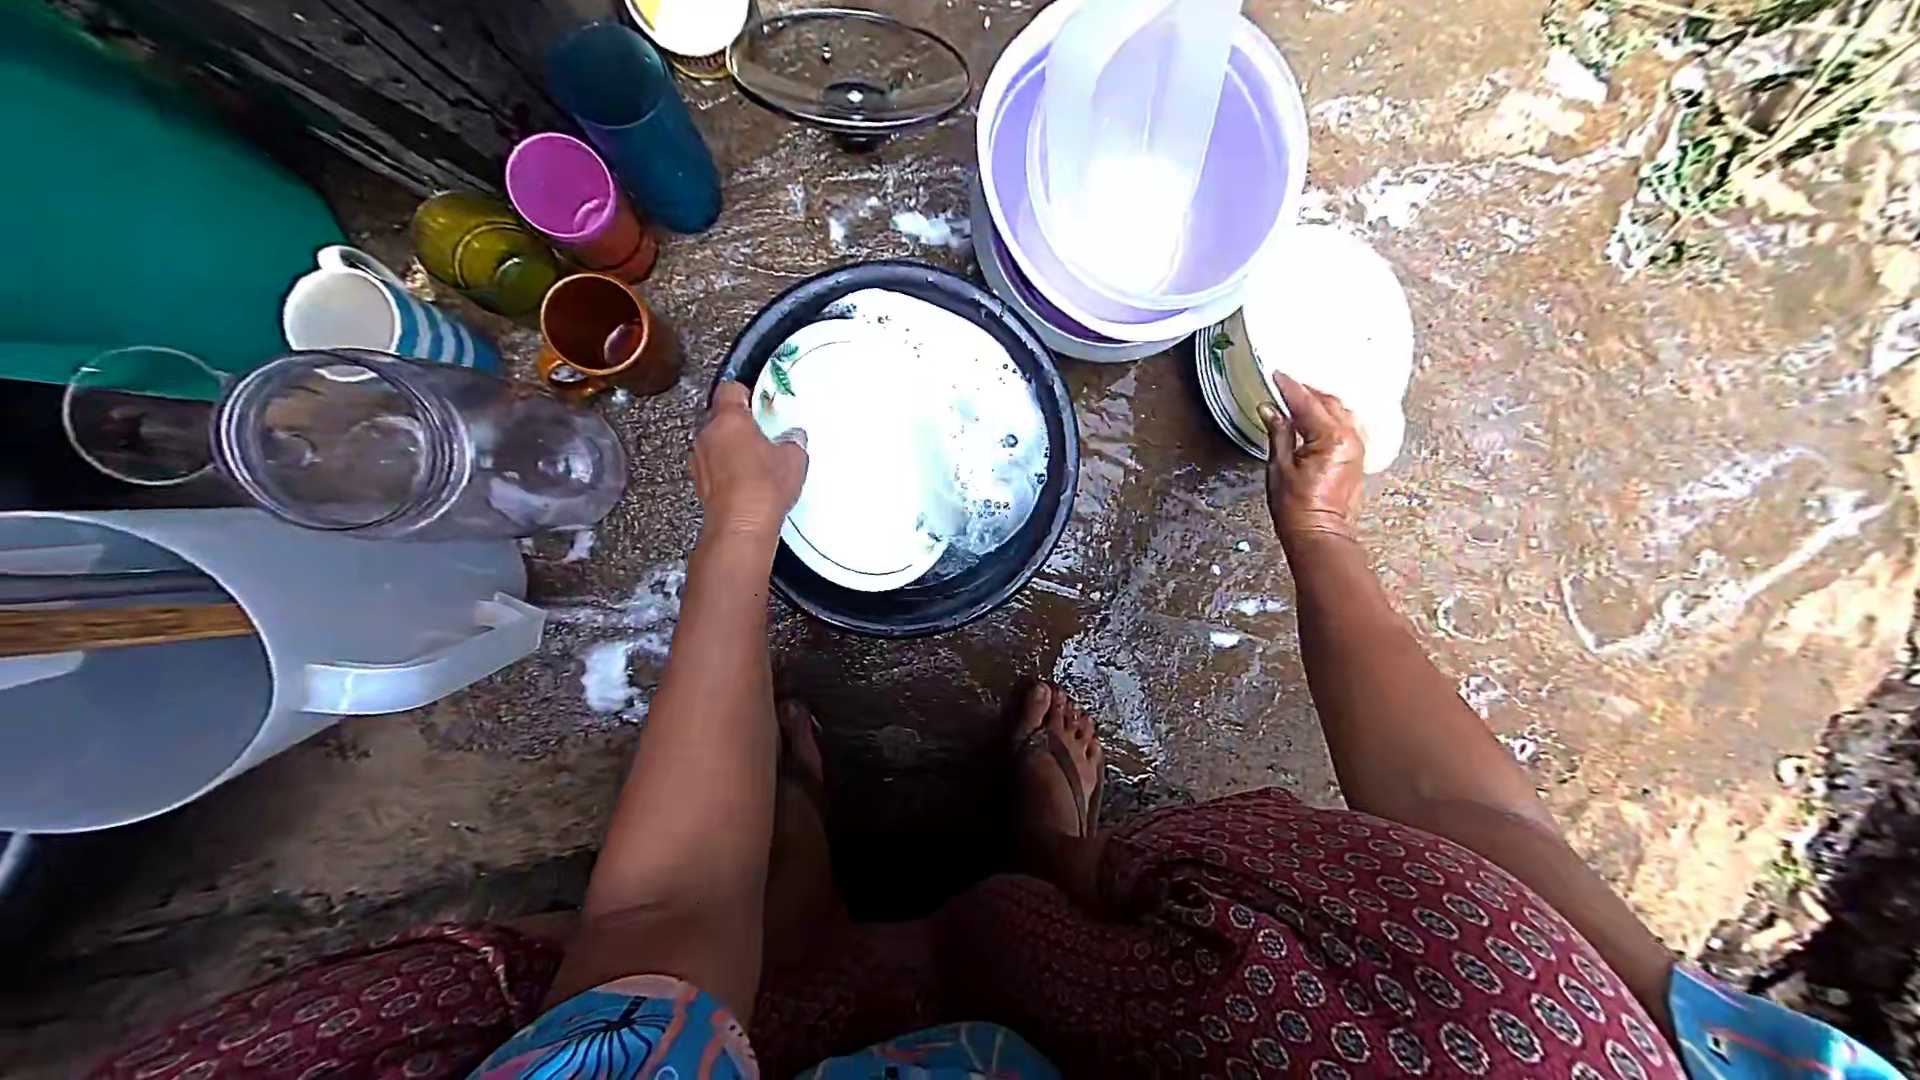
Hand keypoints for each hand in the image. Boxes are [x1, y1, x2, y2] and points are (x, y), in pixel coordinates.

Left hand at [693, 382, 807, 541]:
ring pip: (716, 442)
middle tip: (764, 433)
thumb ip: (792, 440)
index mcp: (729, 418)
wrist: (742, 526)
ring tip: (758, 461)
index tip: (760, 402)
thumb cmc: (761, 489)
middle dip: (742, 424)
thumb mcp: (793, 458)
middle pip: (722, 416)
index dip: (747, 393)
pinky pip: (714, 466)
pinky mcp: (701, 482)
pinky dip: (728, 469)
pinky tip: (749, 480)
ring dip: (733, 447)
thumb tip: (793, 438)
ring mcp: (700, 459)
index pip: (730, 389)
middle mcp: (708, 434)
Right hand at [1258, 372, 1364, 546]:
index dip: (1289, 387)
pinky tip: (1317, 416)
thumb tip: (1270, 410)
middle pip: (1328, 403)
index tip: (1277, 375)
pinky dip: (1329, 415)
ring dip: (1319, 401)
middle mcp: (1350, 438)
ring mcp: (1356, 447)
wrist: (1319, 533)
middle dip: (1306, 391)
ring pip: (1339, 412)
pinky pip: (1344, 425)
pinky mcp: (1355, 457)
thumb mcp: (1279, 466)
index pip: (1307, 403)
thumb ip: (1278, 432)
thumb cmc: (1298, 508)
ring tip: (1299, 396)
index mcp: (1331, 438)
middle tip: (1285, 383)